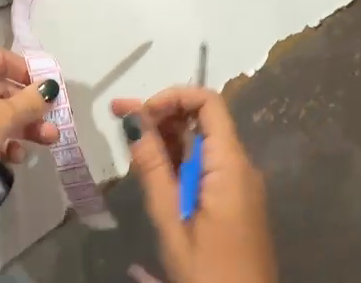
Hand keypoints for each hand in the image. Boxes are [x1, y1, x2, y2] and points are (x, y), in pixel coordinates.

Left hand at [0, 48, 60, 171]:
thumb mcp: (1, 116)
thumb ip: (29, 101)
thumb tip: (51, 87)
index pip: (0, 59)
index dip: (26, 72)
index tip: (49, 88)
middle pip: (1, 89)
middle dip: (30, 107)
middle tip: (55, 120)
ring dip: (23, 126)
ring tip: (49, 140)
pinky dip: (4, 142)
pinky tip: (17, 157)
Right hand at [113, 88, 275, 282]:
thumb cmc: (209, 275)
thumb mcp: (172, 223)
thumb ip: (153, 169)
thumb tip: (134, 121)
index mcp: (230, 166)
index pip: (208, 103)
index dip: (172, 97)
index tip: (140, 114)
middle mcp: (241, 167)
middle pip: (202, 119)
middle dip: (161, 114)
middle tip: (119, 119)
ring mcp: (240, 185)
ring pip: (202, 143)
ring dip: (167, 137)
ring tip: (129, 143)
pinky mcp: (235, 202)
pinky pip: (207, 165)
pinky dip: (179, 160)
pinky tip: (152, 169)